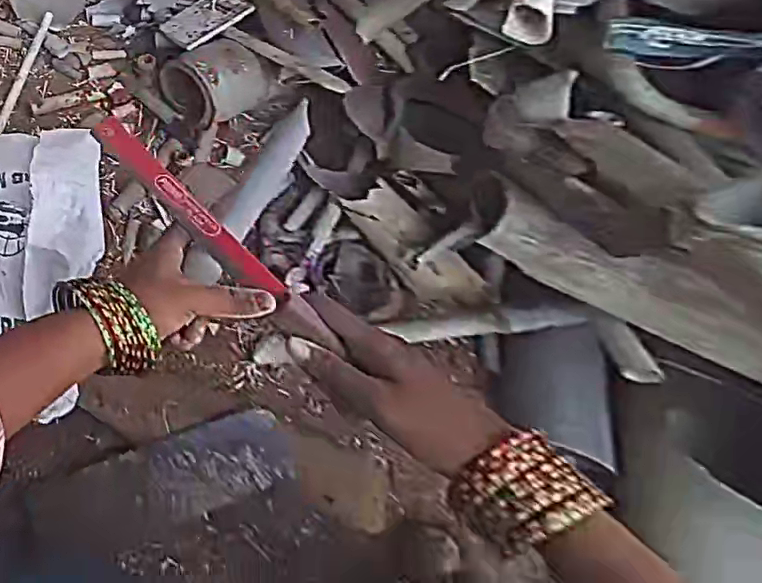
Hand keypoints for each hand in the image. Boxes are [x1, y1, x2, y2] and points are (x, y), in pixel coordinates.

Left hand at [118, 227, 276, 340]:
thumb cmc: (143, 304)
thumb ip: (229, 301)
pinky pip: (176, 318)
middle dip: (208, 302)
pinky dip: (180, 332)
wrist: (108, 332)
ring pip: (190, 301)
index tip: (229, 233)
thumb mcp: (193, 300)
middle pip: (199, 275)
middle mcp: (161, 264)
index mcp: (168, 249)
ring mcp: (154, 287)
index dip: (212, 230)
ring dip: (195, 322)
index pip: (194, 228)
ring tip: (187, 333)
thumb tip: (263, 299)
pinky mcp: (149, 309)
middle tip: (208, 314)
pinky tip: (175, 340)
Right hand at [286, 294, 514, 475]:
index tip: (273, 313)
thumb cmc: (430, 427)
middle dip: (313, 347)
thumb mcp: (376, 402)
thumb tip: (293, 342)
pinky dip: (349, 383)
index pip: (326, 307)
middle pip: (333, 330)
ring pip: (345, 352)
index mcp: (375, 341)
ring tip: (338, 402)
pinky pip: (361, 369)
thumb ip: (334, 372)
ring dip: (332, 370)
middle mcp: (382, 342)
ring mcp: (392, 359)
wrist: (488, 456)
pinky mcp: (400, 378)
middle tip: (310, 379)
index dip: (298, 304)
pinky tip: (354, 407)